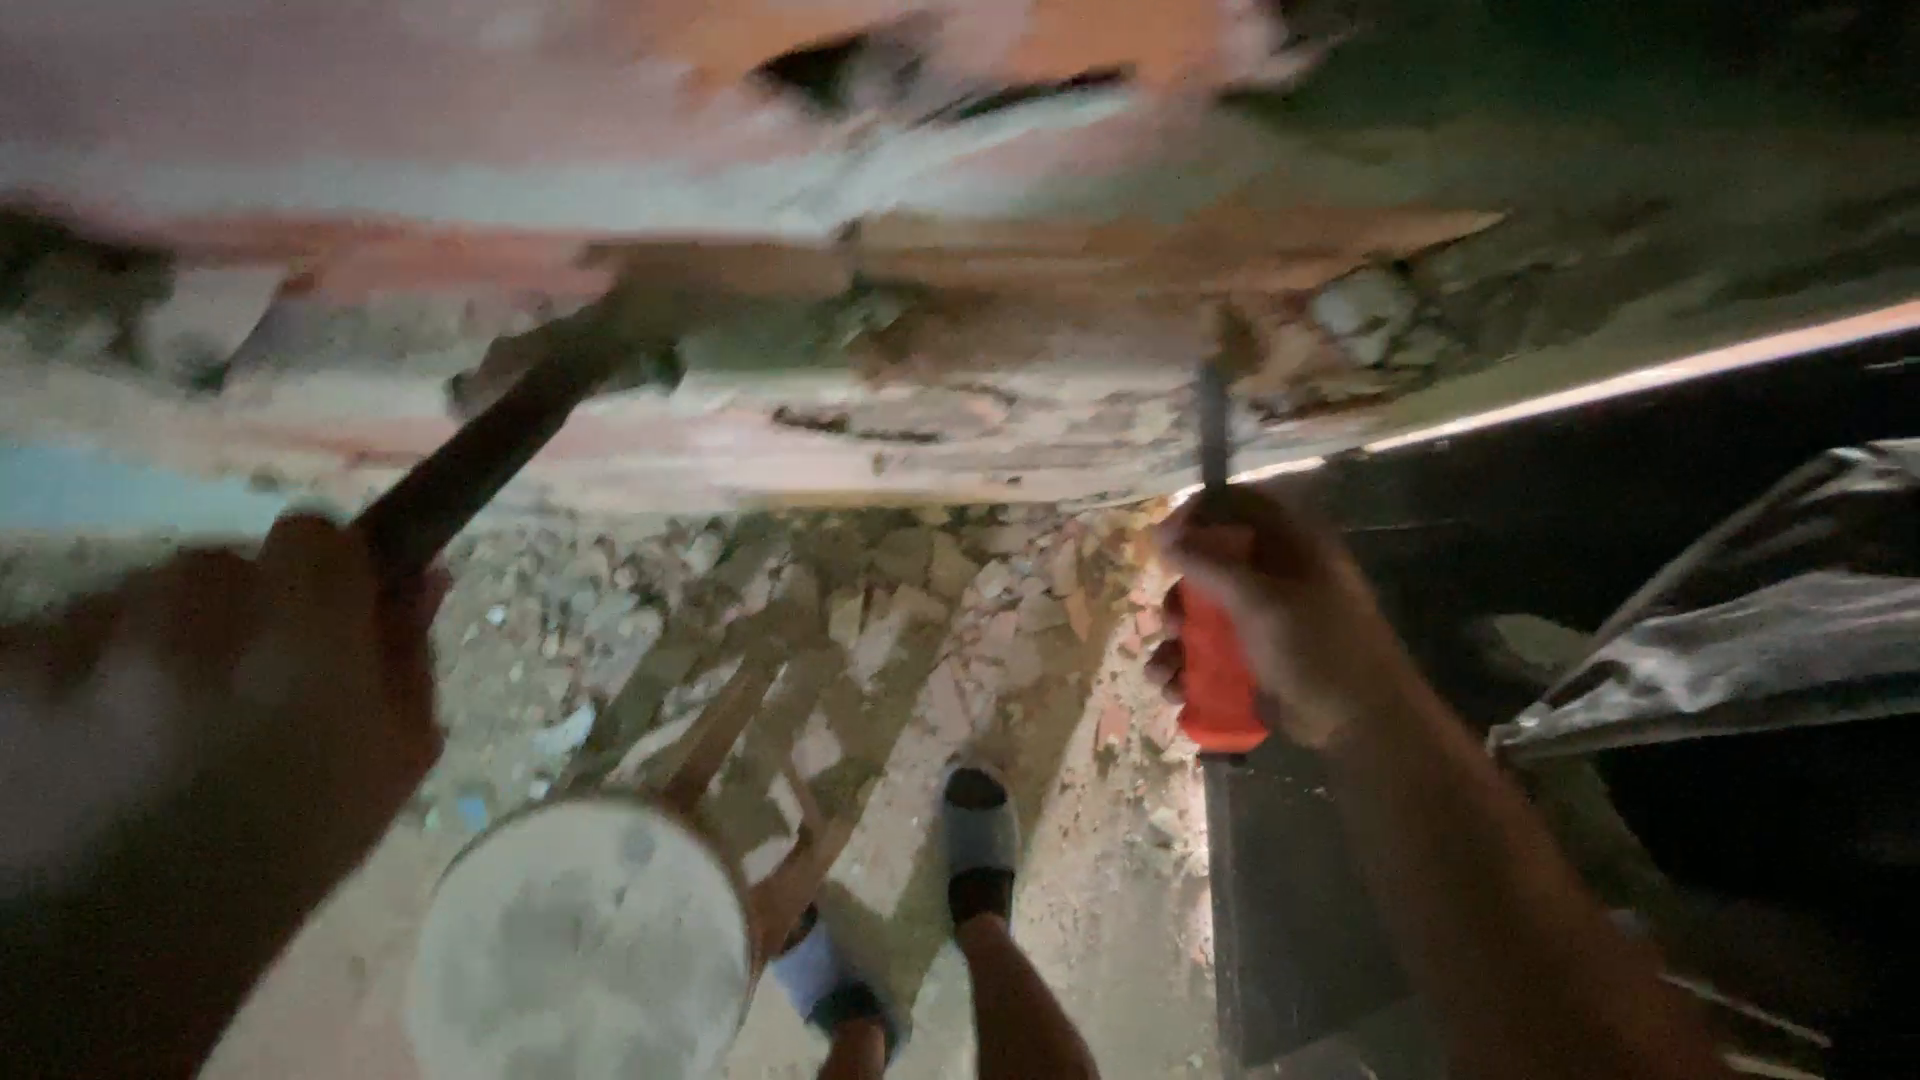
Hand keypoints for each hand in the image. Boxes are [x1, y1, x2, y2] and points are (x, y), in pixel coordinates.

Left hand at [1, 512, 445, 890]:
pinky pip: (50, 628)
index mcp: (305, 654)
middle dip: (237, 603)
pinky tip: (88, 727)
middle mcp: (188, 636)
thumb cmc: (296, 839)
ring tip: (154, 711)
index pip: (313, 536)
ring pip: (131, 593)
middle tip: (238, 671)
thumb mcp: (397, 751)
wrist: (123, 944)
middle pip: (217, 562)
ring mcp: (74, 654)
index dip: (323, 565)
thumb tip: (423, 571)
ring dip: (154, 633)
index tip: (323, 605)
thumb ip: (410, 652)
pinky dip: (75, 663)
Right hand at [1147, 488, 1415, 748]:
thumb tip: (1160, 535)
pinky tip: (1174, 690)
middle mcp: (1274, 578)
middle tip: (1172, 622)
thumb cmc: (1319, 648)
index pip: (1237, 506)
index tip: (1163, 541)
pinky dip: (1184, 670)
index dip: (1196, 515)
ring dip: (1173, 643)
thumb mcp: (1262, 600)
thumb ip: (1209, 563)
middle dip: (1178, 598)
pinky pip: (1206, 655)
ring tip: (1163, 672)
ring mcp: (1263, 621)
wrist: (1361, 724)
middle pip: (1208, 567)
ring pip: (1201, 617)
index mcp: (1290, 547)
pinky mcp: (1253, 660)